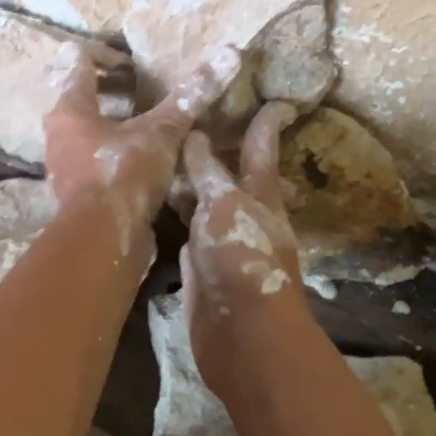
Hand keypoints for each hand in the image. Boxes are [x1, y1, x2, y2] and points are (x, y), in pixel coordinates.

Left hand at [44, 44, 240, 249]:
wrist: (103, 239)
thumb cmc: (122, 173)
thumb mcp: (161, 132)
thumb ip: (190, 98)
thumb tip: (230, 54)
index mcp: (70, 109)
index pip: (79, 66)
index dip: (101, 54)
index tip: (125, 54)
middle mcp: (59, 134)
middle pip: (80, 99)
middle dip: (107, 89)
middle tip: (138, 80)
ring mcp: (66, 165)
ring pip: (88, 133)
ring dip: (112, 124)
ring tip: (145, 118)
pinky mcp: (79, 193)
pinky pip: (96, 161)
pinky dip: (116, 153)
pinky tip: (142, 156)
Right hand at [179, 101, 305, 401]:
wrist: (243, 333)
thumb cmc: (242, 258)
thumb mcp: (224, 204)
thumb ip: (206, 171)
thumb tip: (195, 135)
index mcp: (261, 194)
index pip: (262, 149)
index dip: (266, 125)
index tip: (276, 102)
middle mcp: (245, 214)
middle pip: (233, 174)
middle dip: (223, 150)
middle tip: (201, 121)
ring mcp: (223, 242)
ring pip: (207, 202)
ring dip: (193, 182)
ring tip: (169, 154)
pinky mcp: (201, 266)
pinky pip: (188, 230)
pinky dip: (177, 214)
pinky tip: (159, 201)